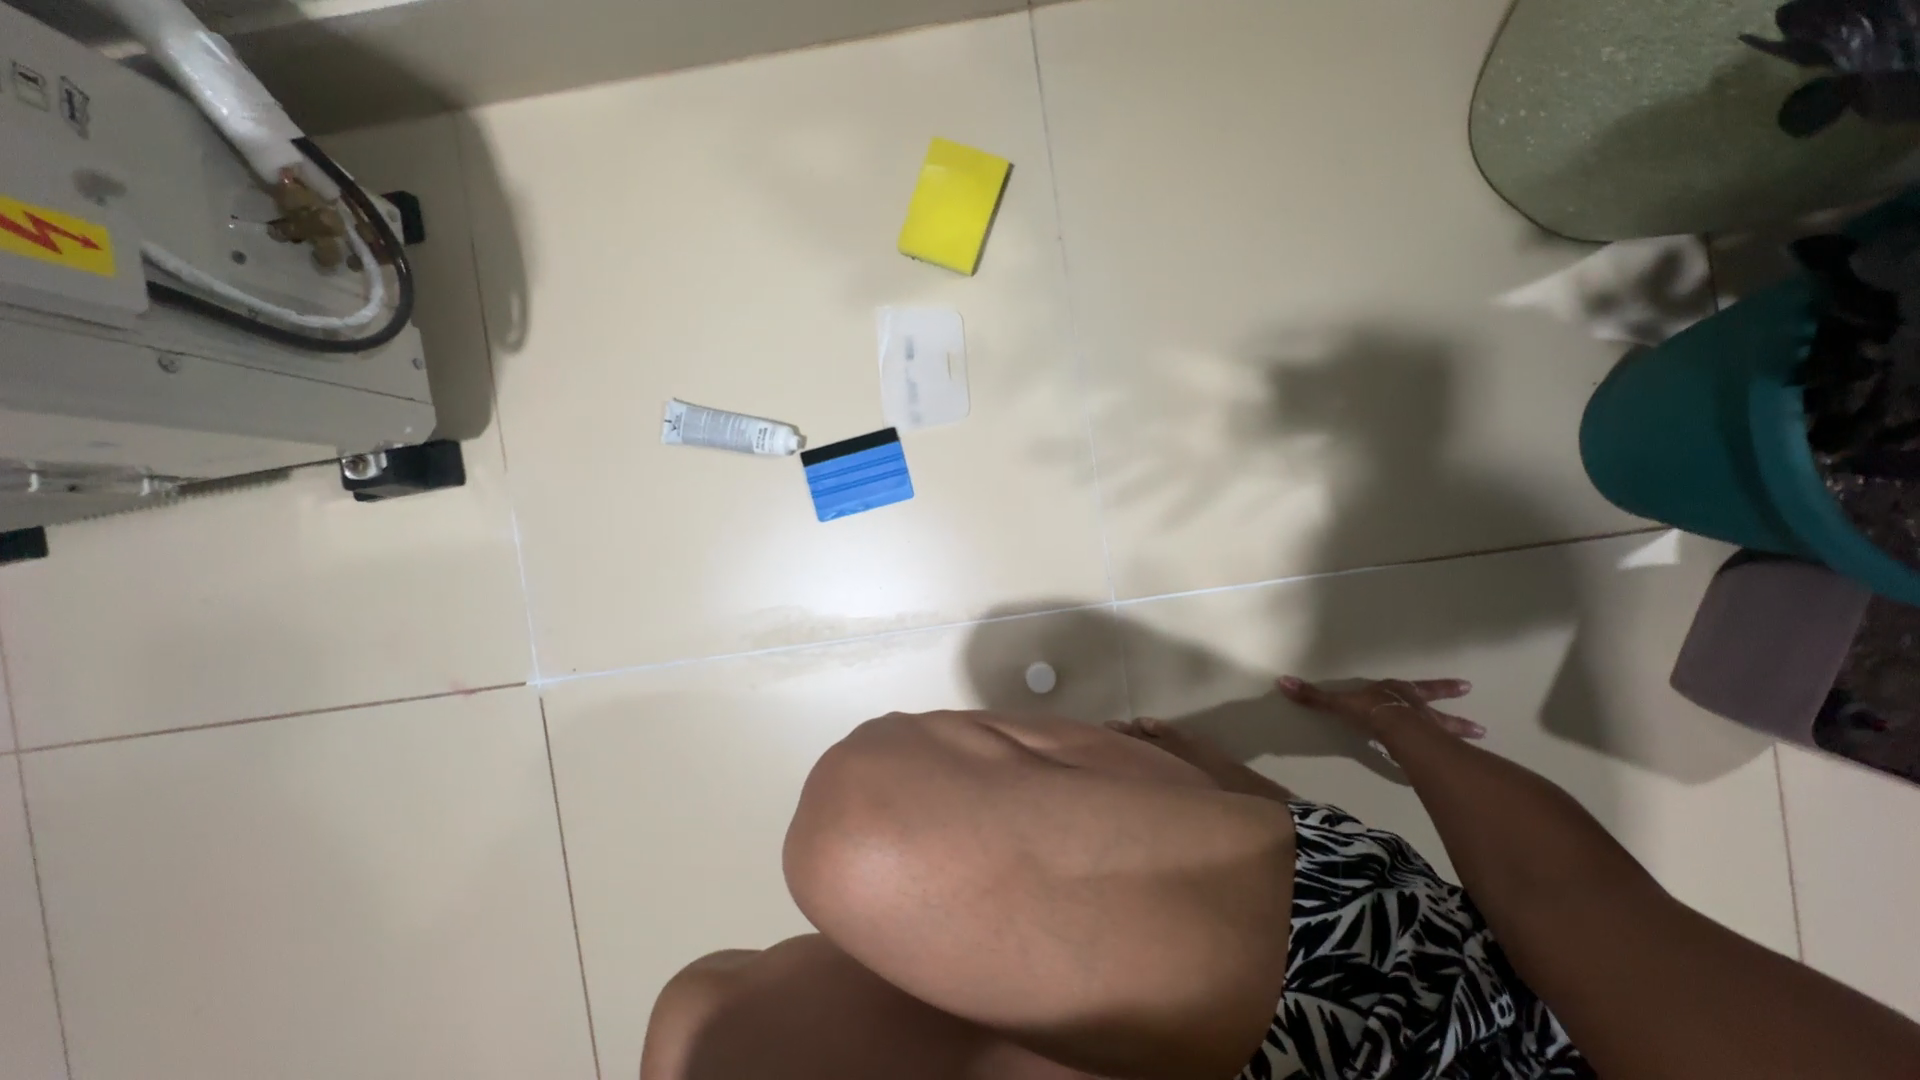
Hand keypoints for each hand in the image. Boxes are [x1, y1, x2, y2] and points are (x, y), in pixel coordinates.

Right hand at [1277, 676, 1485, 741]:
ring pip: (1448, 731)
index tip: (1466, 687)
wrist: (1391, 725)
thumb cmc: (1368, 710)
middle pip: (1441, 711)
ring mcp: (1427, 728)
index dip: (1441, 688)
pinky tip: (1461, 767)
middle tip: (1482, 728)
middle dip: (1458, 718)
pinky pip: (1443, 753)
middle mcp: (1417, 708)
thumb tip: (1282, 682)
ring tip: (1480, 741)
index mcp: (1398, 693)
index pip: (1423, 688)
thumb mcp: (1338, 702)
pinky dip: (1452, 758)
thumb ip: (1313, 697)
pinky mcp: (1431, 748)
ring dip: (1461, 735)